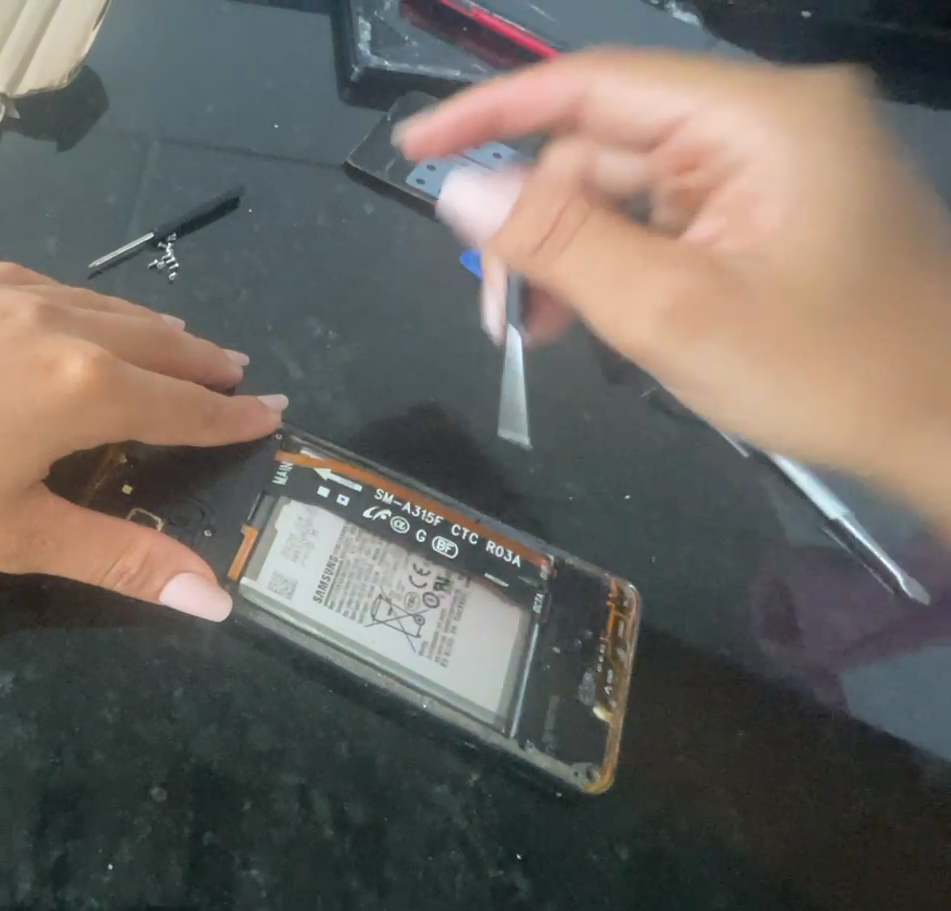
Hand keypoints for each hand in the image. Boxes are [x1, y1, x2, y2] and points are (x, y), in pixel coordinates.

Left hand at [0, 263, 286, 618]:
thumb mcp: (13, 535)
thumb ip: (116, 558)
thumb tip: (216, 602)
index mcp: (84, 388)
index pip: (182, 407)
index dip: (230, 417)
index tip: (271, 412)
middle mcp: (60, 324)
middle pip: (154, 344)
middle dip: (201, 365)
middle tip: (236, 376)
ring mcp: (7, 294)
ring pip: (106, 308)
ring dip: (151, 334)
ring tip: (178, 348)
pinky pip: (55, 293)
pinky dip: (92, 312)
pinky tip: (80, 321)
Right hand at [396, 51, 950, 514]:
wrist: (935, 422)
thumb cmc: (816, 368)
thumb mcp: (663, 307)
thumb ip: (557, 241)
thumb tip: (458, 191)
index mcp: (752, 121)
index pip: (592, 88)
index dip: (489, 111)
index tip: (411, 145)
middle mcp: (752, 125)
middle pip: (591, 153)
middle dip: (527, 229)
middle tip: (495, 316)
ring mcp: (749, 169)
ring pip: (603, 195)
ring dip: (552, 259)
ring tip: (530, 330)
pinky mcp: (743, 210)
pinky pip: (634, 222)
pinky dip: (588, 268)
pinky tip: (569, 317)